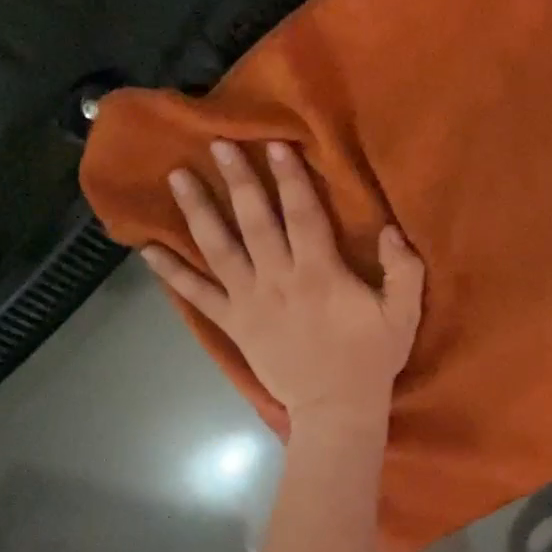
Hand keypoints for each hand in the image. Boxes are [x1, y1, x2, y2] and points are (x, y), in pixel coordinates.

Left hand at [143, 139, 424, 436]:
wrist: (336, 407)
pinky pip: (196, 295)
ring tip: (178, 177)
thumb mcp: (403, 313)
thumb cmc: (372, 357)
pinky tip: (148, 249)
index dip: (290, 178)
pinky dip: (171, 273)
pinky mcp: (233, 324)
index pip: (302, 214)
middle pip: (254, 221)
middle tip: (218, 144)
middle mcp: (278, 279)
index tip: (276, 144)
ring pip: (218, 249)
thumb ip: (403, 269)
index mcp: (320, 272)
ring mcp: (249, 302)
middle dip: (237, 180)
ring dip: (198, 211)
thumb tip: (391, 229)